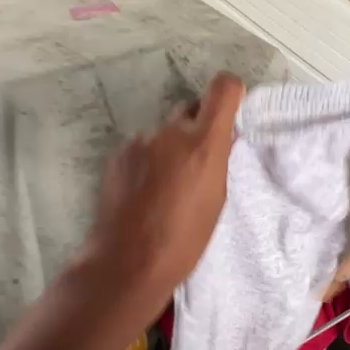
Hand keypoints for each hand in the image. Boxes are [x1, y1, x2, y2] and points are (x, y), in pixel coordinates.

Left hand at [0, 72, 245, 349]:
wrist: (127, 261)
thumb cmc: (183, 240)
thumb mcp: (216, 200)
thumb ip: (217, 161)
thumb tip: (220, 140)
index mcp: (203, 144)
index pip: (223, 88)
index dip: (230, 92)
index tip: (230, 109)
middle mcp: (171, 133)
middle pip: (189, 109)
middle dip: (196, 126)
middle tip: (196, 161)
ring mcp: (140, 141)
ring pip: (164, 133)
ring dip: (169, 149)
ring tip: (165, 188)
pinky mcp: (119, 154)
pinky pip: (142, 148)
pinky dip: (147, 162)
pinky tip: (144, 193)